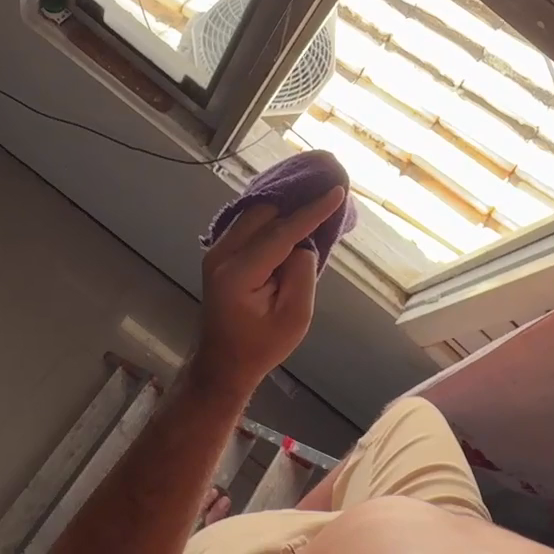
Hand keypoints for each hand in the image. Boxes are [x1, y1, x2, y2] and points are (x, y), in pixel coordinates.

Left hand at [189, 185, 345, 399]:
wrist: (223, 362)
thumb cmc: (261, 346)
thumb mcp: (295, 318)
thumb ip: (302, 273)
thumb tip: (303, 242)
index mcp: (238, 274)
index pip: (281, 233)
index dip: (312, 211)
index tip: (337, 191)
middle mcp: (221, 254)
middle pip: (265, 213)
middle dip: (297, 205)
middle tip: (327, 196)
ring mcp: (216, 250)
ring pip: (256, 212)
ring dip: (284, 208)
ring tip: (313, 202)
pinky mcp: (220, 250)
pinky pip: (249, 220)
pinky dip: (272, 216)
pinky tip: (292, 215)